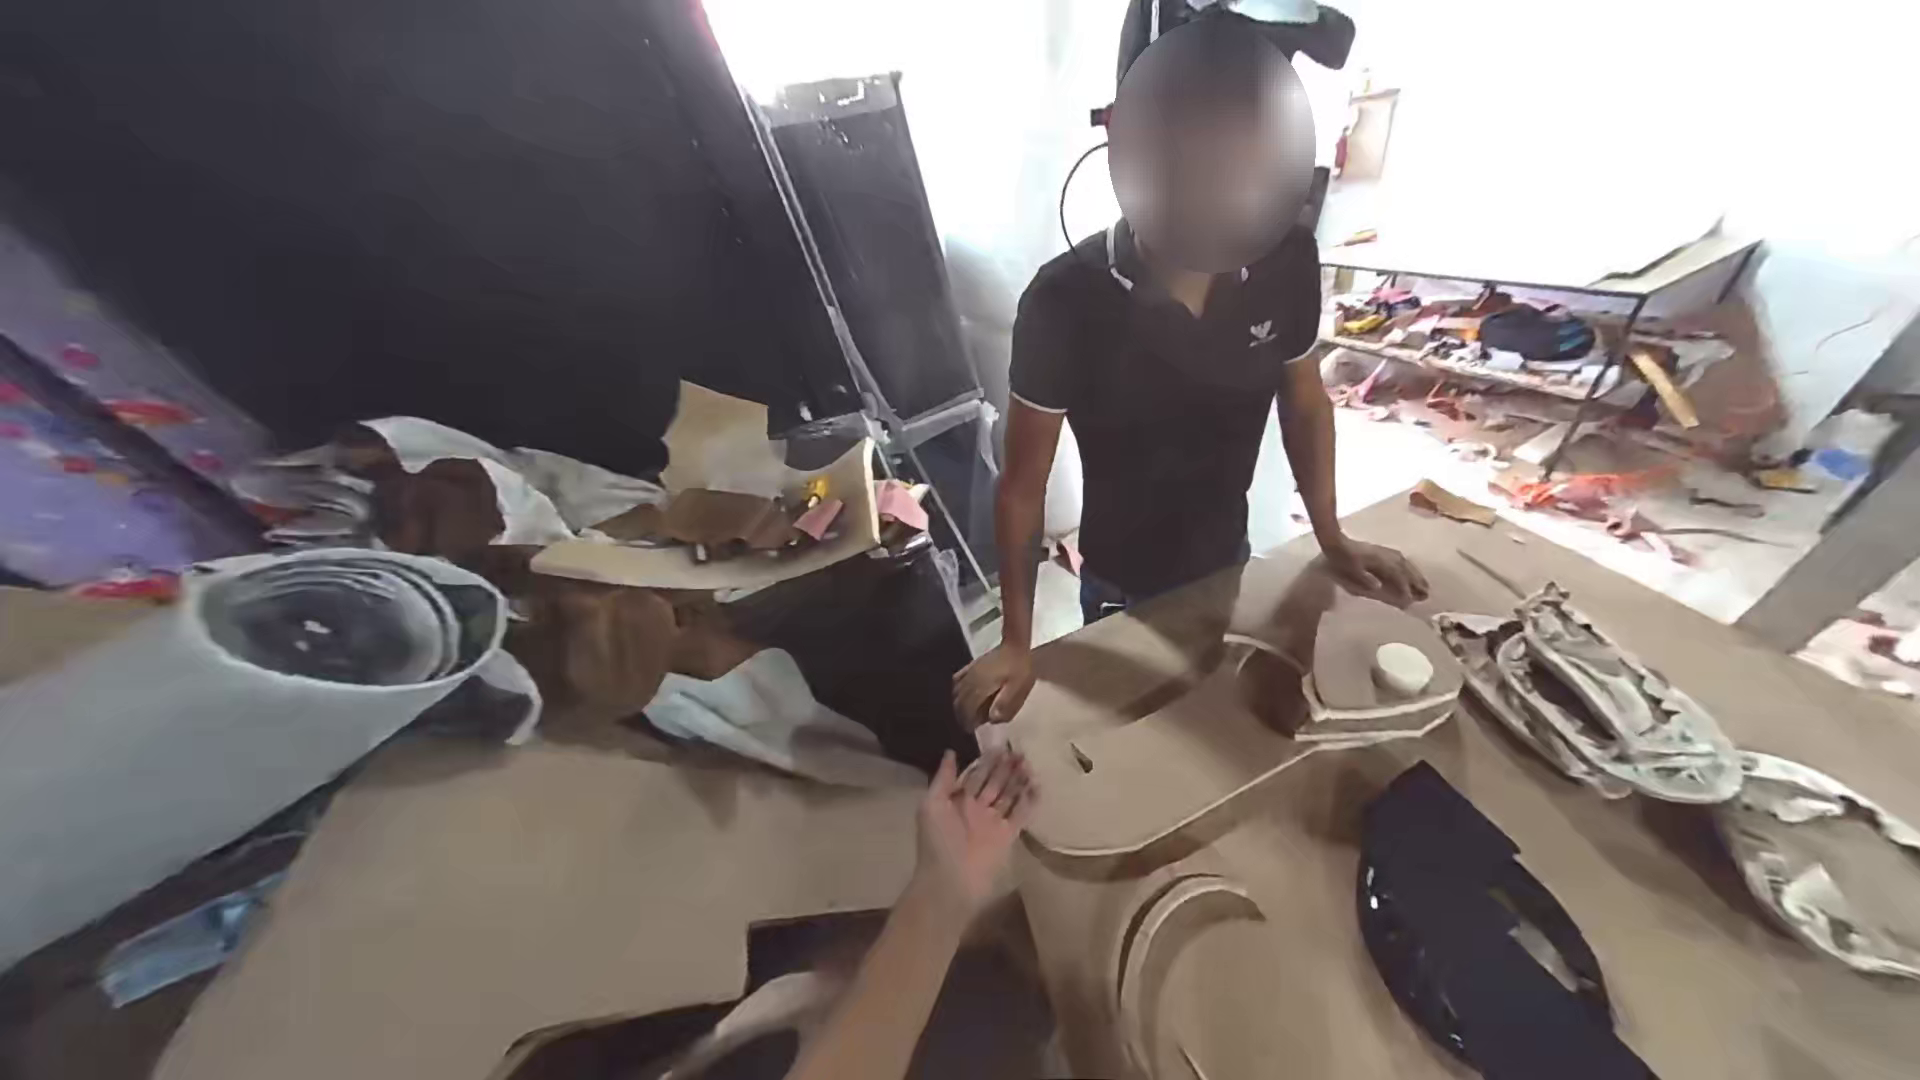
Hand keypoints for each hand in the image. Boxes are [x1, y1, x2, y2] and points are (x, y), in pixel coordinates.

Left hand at [914, 749, 1035, 914]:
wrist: (950, 882)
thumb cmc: (937, 841)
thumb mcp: (932, 805)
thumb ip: (944, 778)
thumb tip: (951, 751)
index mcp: (958, 800)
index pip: (976, 774)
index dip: (987, 760)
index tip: (1001, 744)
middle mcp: (977, 809)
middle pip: (995, 782)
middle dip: (1006, 767)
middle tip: (1020, 750)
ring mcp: (993, 822)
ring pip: (1009, 795)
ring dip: (1018, 780)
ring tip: (1029, 762)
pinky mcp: (1008, 836)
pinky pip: (1021, 814)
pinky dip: (1029, 800)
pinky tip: (1037, 784)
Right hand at [952, 643, 1035, 728]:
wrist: (1015, 645)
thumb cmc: (1019, 668)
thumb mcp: (1018, 688)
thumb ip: (1005, 704)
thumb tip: (991, 719)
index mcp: (982, 687)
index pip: (968, 709)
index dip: (967, 721)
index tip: (970, 730)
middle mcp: (971, 681)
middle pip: (959, 701)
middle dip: (961, 715)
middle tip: (967, 725)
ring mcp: (970, 672)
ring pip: (956, 691)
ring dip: (958, 704)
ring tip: (965, 713)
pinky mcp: (971, 665)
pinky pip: (958, 679)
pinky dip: (956, 689)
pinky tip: (961, 694)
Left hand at [1324, 538, 1429, 604]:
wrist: (1335, 542)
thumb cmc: (1340, 558)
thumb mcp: (1350, 570)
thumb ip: (1364, 579)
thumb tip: (1378, 587)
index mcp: (1379, 561)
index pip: (1397, 576)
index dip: (1404, 588)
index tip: (1410, 600)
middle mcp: (1386, 555)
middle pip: (1406, 569)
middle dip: (1416, 582)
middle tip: (1426, 594)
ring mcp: (1384, 551)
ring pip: (1405, 564)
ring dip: (1415, 574)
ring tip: (1424, 585)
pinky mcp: (1380, 550)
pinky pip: (1400, 559)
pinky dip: (1408, 566)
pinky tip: (1410, 570)